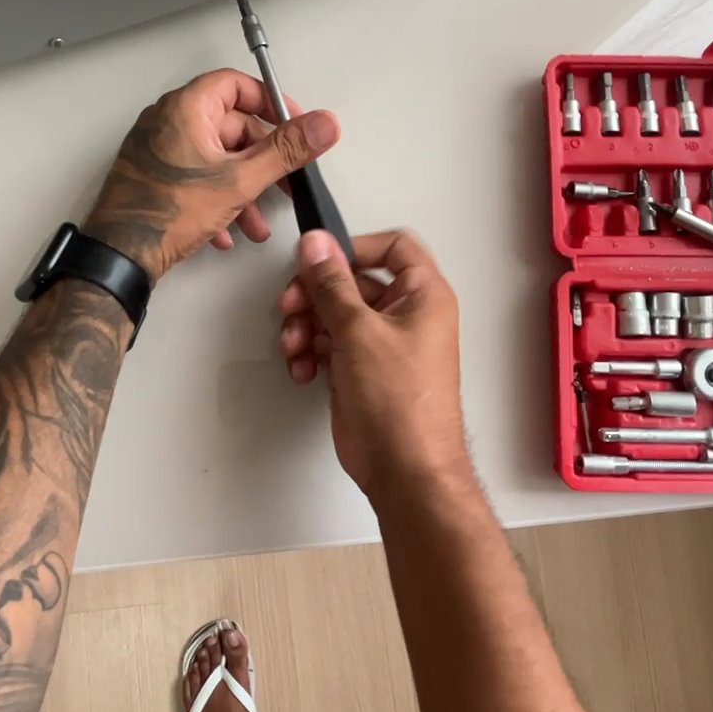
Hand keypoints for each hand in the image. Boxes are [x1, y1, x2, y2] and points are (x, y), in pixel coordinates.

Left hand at [85, 69, 339, 279]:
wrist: (120, 254)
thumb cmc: (164, 213)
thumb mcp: (239, 181)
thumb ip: (285, 151)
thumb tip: (322, 125)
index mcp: (186, 108)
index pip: (236, 85)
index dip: (270, 103)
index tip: (292, 125)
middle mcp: (167, 122)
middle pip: (229, 127)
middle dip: (261, 162)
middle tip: (284, 183)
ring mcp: (156, 151)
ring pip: (214, 160)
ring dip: (242, 190)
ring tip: (256, 223)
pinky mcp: (151, 177)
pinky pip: (193, 179)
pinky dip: (215, 200)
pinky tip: (226, 231)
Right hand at [277, 229, 469, 500]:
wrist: (403, 469)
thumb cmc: (398, 399)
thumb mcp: (359, 330)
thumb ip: (331, 283)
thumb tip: (316, 242)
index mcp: (422, 295)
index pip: (392, 247)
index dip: (354, 248)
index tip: (320, 262)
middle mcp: (404, 315)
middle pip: (351, 282)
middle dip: (315, 295)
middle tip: (290, 306)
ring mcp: (381, 344)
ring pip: (333, 315)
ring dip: (306, 326)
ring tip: (295, 348)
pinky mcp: (360, 370)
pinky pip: (329, 345)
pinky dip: (310, 353)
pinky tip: (303, 370)